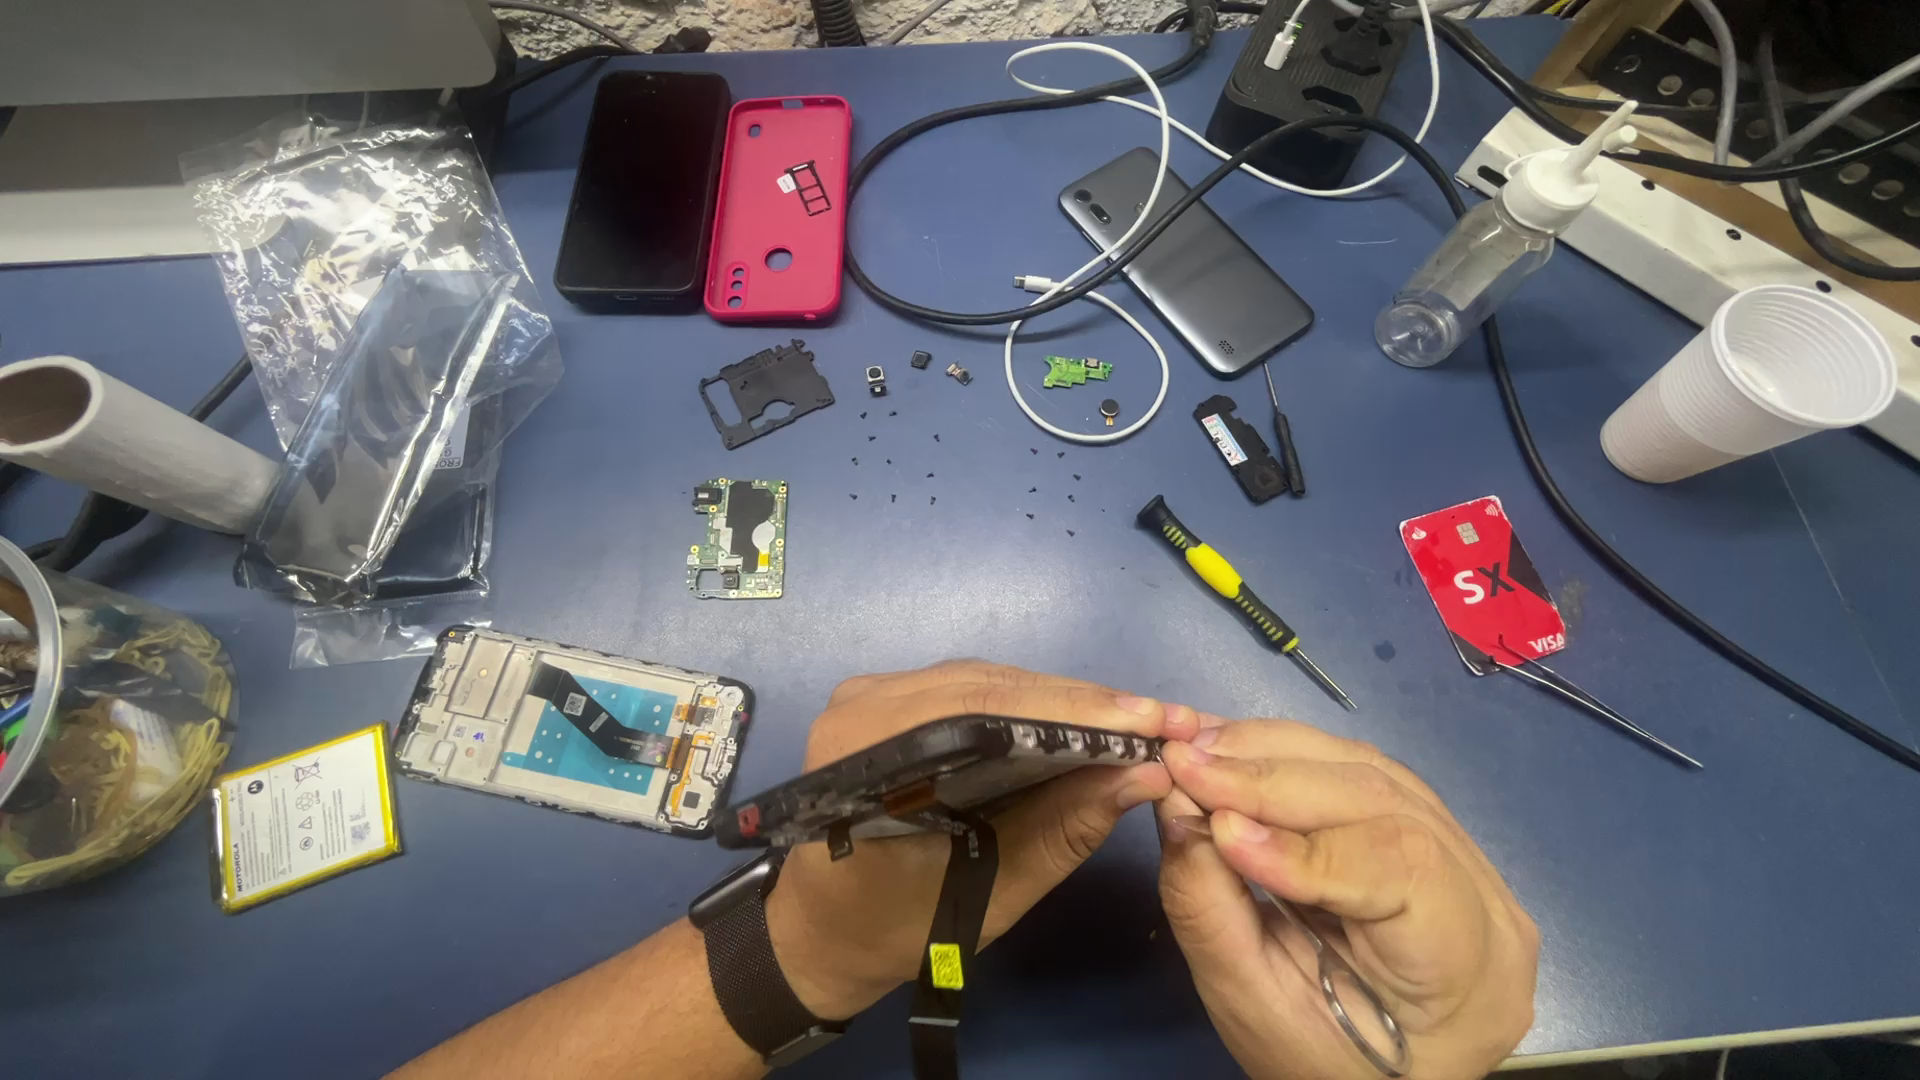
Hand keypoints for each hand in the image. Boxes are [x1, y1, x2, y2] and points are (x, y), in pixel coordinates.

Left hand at [761, 661, 1173, 1019]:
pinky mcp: (887, 697)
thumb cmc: (894, 924)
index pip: (982, 707)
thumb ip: (1064, 827)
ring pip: (983, 680)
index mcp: (867, 747)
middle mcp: (863, 701)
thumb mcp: (990, 887)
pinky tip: (1073, 719)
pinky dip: (1026, 704)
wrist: (820, 931)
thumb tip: (1145, 772)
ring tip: (1127, 718)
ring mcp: (871, 692)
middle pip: (986, 684)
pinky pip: (969, 689)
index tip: (1148, 719)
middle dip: (1077, 702)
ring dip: (1057, 700)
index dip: (1071, 709)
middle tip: (1155, 717)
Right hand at [1155, 715, 1537, 1079]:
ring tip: (1194, 750)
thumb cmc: (1315, 1058)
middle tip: (1180, 761)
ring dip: (1268, 750)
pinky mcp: (1419, 824)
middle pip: (1379, 799)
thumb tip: (1178, 810)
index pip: (1401, 870)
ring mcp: (1459, 851)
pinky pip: (1351, 768)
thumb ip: (1209, 910)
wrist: (1366, 1075)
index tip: (1217, 826)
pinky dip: (1281, 751)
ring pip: (1363, 767)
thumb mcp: (1250, 1005)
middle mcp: (1484, 896)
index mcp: (1469, 972)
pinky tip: (1227, 749)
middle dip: (1267, 777)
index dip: (1303, 842)